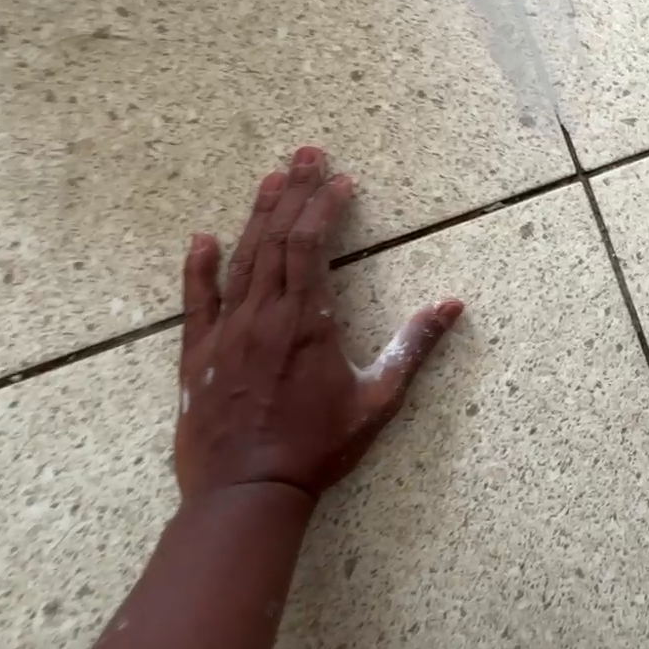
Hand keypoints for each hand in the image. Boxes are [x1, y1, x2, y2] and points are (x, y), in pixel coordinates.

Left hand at [177, 146, 463, 501]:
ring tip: (271, 177)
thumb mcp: (379, 398)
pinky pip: (195, 302)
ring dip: (257, 215)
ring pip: (240, 260)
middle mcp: (263, 316)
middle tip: (306, 153)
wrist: (246, 496)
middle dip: (294, 192)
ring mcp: (225, 333)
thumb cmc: (319, 447)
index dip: (326, 206)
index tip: (342, 180)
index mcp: (307, 321)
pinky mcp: (197, 356)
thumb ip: (414, 346)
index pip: (313, 245)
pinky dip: (198, 267)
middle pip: (277, 239)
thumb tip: (452, 304)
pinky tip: (202, 238)